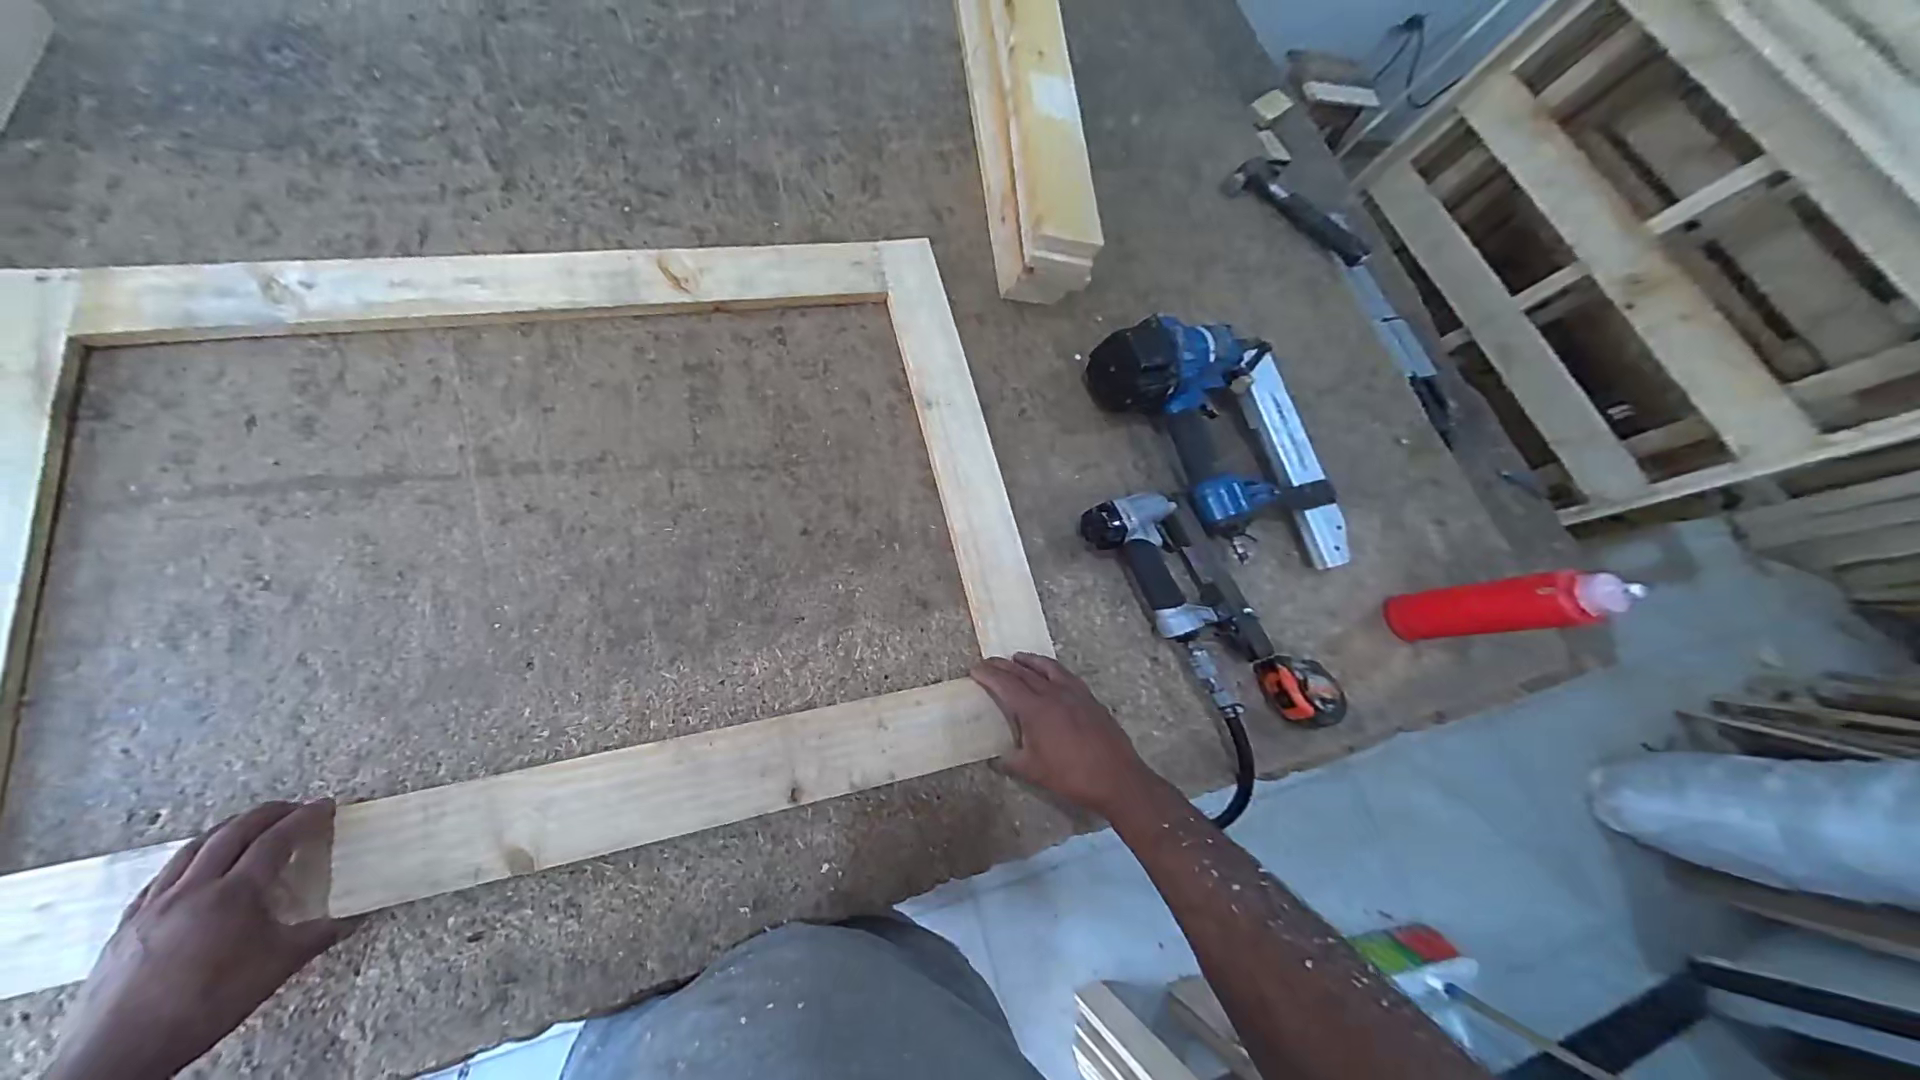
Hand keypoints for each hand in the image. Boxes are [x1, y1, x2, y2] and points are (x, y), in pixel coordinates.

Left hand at [47, 801, 355, 1079]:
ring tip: (250, 826)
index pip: (276, 840)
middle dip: (268, 813)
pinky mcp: (126, 925)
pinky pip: (161, 876)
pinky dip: (190, 858)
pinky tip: (198, 866)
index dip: (305, 818)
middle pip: (231, 833)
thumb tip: (352, 920)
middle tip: (294, 807)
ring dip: (227, 829)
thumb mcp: (277, 967)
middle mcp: (191, 890)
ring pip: (192, 849)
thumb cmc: (205, 1006)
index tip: (326, 806)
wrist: (118, 1053)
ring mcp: (152, 906)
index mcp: (232, 895)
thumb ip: (319, 935)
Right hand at [970, 653, 1158, 818]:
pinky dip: (1051, 668)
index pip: (1005, 684)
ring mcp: (1074, 693)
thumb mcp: (1033, 771)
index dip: (988, 675)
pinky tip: (1050, 673)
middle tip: (988, 662)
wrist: (1117, 777)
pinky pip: (1065, 674)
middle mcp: (1053, 693)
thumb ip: (1010, 760)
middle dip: (1002, 665)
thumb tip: (996, 757)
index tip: (975, 669)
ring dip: (1028, 661)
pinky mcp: (1089, 698)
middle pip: (1023, 672)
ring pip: (1046, 668)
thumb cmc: (1071, 776)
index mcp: (1035, 709)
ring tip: (1016, 658)